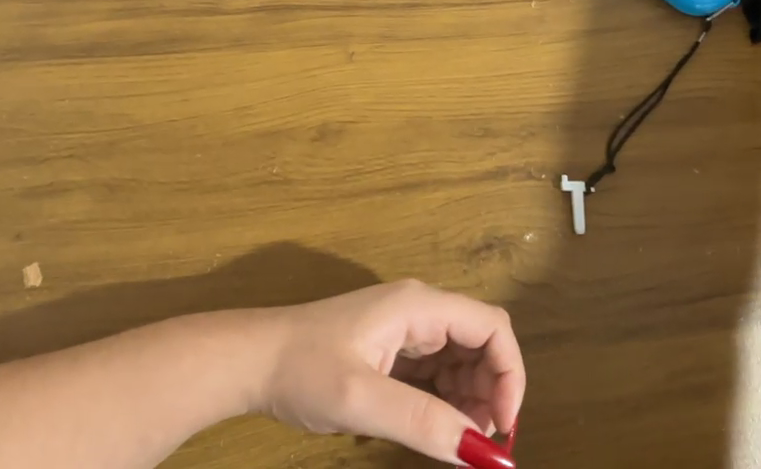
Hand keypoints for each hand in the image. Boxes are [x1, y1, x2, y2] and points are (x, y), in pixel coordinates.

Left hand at [253, 280, 524, 465]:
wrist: (251, 361)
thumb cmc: (303, 370)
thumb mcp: (363, 400)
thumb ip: (425, 423)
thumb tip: (484, 454)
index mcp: (417, 306)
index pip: (491, 326)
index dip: (509, 373)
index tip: (502, 427)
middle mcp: (417, 310)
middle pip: (479, 342)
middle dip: (490, 390)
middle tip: (478, 442)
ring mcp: (402, 328)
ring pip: (460, 358)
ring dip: (470, 398)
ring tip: (456, 439)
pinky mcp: (390, 348)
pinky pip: (435, 370)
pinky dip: (446, 399)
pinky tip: (435, 427)